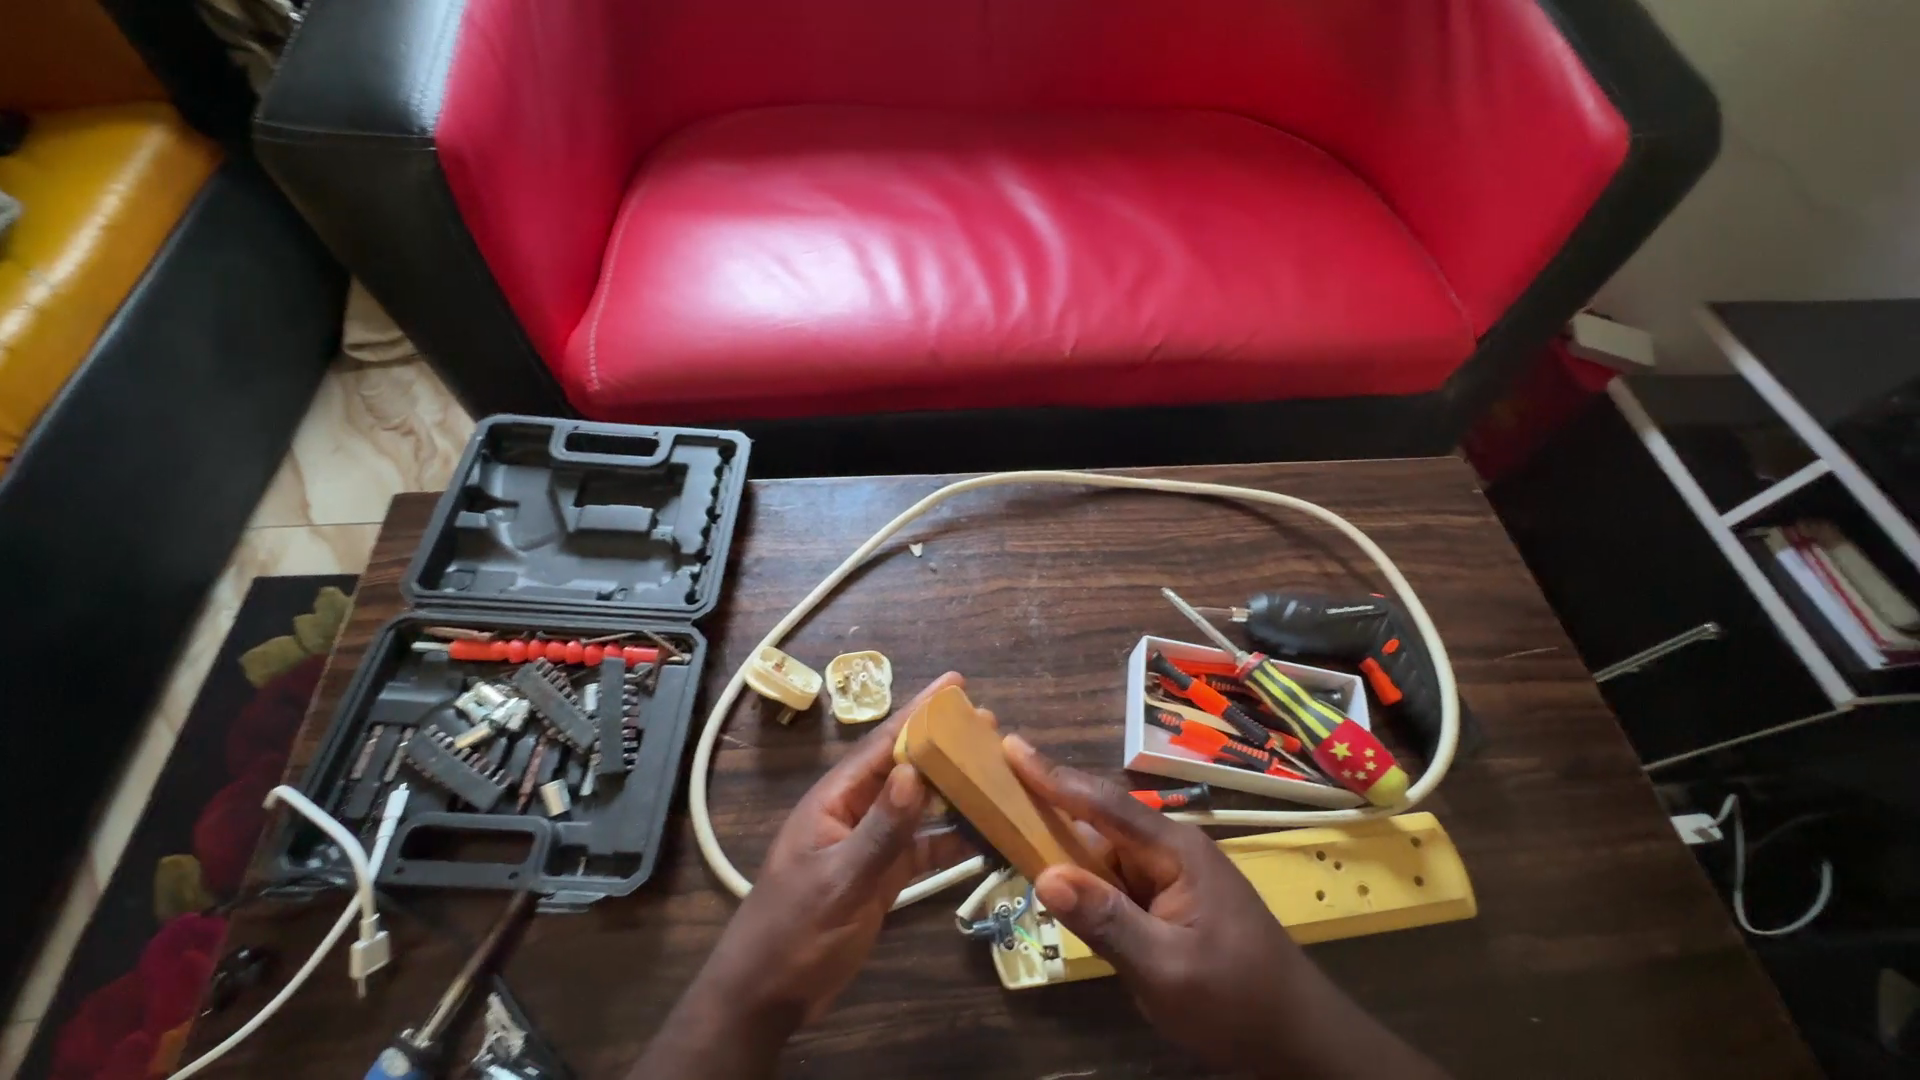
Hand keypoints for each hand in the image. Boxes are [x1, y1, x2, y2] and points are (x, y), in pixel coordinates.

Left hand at [646, 673, 976, 1078]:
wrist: (768, 997)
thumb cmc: (793, 932)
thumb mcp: (838, 879)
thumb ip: (879, 829)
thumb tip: (916, 771)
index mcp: (835, 798)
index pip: (882, 744)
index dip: (918, 711)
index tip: (954, 684)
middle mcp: (855, 810)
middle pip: (906, 768)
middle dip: (945, 745)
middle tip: (989, 726)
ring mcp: (870, 843)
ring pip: (919, 806)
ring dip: (954, 790)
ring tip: (996, 770)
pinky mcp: (883, 876)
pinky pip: (923, 848)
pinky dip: (952, 841)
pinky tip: (986, 836)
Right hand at [1004, 735, 1447, 1079]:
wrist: (1300, 1041)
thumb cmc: (1236, 1001)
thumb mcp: (1165, 969)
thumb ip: (1106, 921)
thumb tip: (1044, 875)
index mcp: (1174, 850)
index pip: (1102, 803)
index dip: (1052, 776)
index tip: (1010, 746)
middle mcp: (1171, 850)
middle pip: (1098, 823)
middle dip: (1048, 809)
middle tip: (997, 798)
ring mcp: (1173, 874)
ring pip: (1105, 854)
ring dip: (1066, 853)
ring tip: (1016, 839)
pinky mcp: (1172, 899)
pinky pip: (1119, 879)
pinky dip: (1088, 882)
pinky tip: (1065, 890)